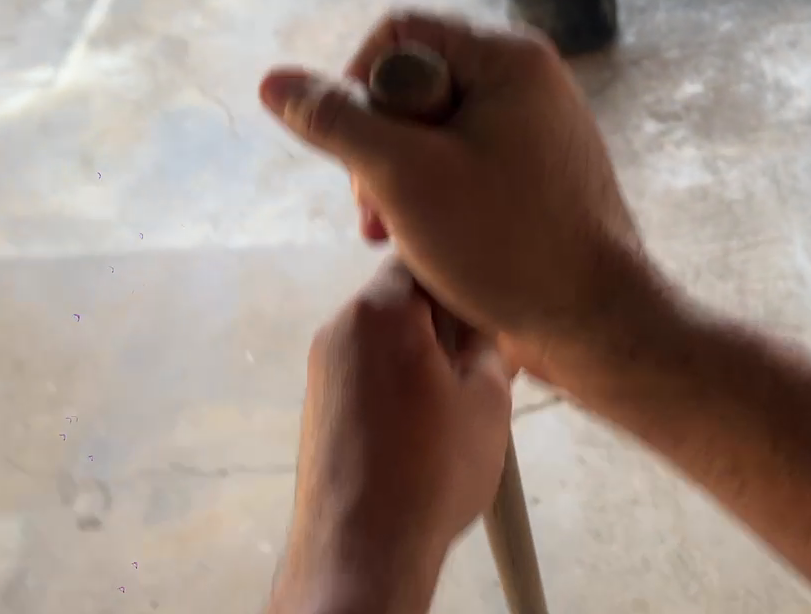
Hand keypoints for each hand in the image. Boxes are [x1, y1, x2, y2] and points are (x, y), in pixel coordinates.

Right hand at [257, 10, 668, 383]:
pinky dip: (434, 192)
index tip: (353, 152)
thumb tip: (273, 81)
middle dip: (378, 146)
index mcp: (507, 56)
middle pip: (415, 84)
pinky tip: (425, 240)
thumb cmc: (504, 241)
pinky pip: (465, 158)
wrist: (598, 321)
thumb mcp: (402, 175)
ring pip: (435, 128)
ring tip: (391, 234)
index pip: (399, 33)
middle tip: (373, 211)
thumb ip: (335, 121)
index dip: (356, 85)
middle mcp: (527, 78)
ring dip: (399, 177)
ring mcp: (536, 125)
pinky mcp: (537, 168)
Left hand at [269, 261, 512, 613]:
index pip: (425, 256)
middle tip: (478, 351)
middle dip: (444, 313)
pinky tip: (421, 415)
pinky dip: (396, 369)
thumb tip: (492, 323)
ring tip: (452, 391)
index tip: (487, 301)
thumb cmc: (431, 473)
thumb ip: (492, 342)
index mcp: (380, 310)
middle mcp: (342, 323)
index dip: (463, 273)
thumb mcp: (488, 398)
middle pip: (403, 289)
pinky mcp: (318, 396)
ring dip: (421, 343)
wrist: (360, 554)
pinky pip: (365, 358)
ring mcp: (323, 361)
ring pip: (385, 325)